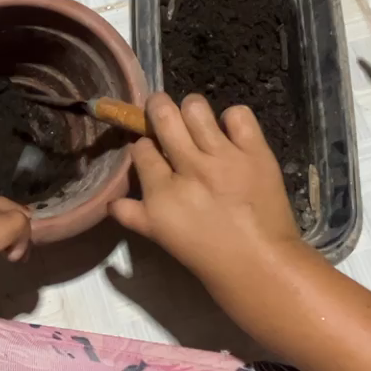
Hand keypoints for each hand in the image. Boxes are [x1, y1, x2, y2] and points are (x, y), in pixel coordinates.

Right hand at [110, 94, 304, 289]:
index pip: (141, 149)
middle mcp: (189, 169)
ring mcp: (223, 158)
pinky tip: (230, 134)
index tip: (151, 150)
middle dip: (157, 106)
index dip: (143, 145)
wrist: (260, 263)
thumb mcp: (160, 237)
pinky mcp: (255, 152)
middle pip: (163, 116)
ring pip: (196, 108)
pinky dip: (232, 119)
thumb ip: (132, 215)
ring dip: (192, 109)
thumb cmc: (206, 253)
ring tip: (197, 121)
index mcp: (162, 192)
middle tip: (162, 110)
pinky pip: (237, 115)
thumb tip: (110, 202)